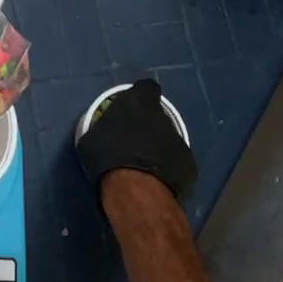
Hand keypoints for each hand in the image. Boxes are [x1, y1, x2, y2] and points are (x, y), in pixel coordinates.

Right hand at [77, 79, 195, 199]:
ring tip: (144, 166)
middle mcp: (163, 117)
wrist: (136, 193)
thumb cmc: (107, 158)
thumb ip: (103, 128)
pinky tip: (155, 181)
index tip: (133, 108)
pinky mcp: (190, 167)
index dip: (141, 96)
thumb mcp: (92, 139)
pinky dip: (168, 169)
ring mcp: (180, 142)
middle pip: (158, 116)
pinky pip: (177, 163)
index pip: (146, 88)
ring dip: (159, 149)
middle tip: (134, 143)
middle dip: (149, 127)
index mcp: (139, 103)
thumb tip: (102, 132)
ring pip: (169, 140)